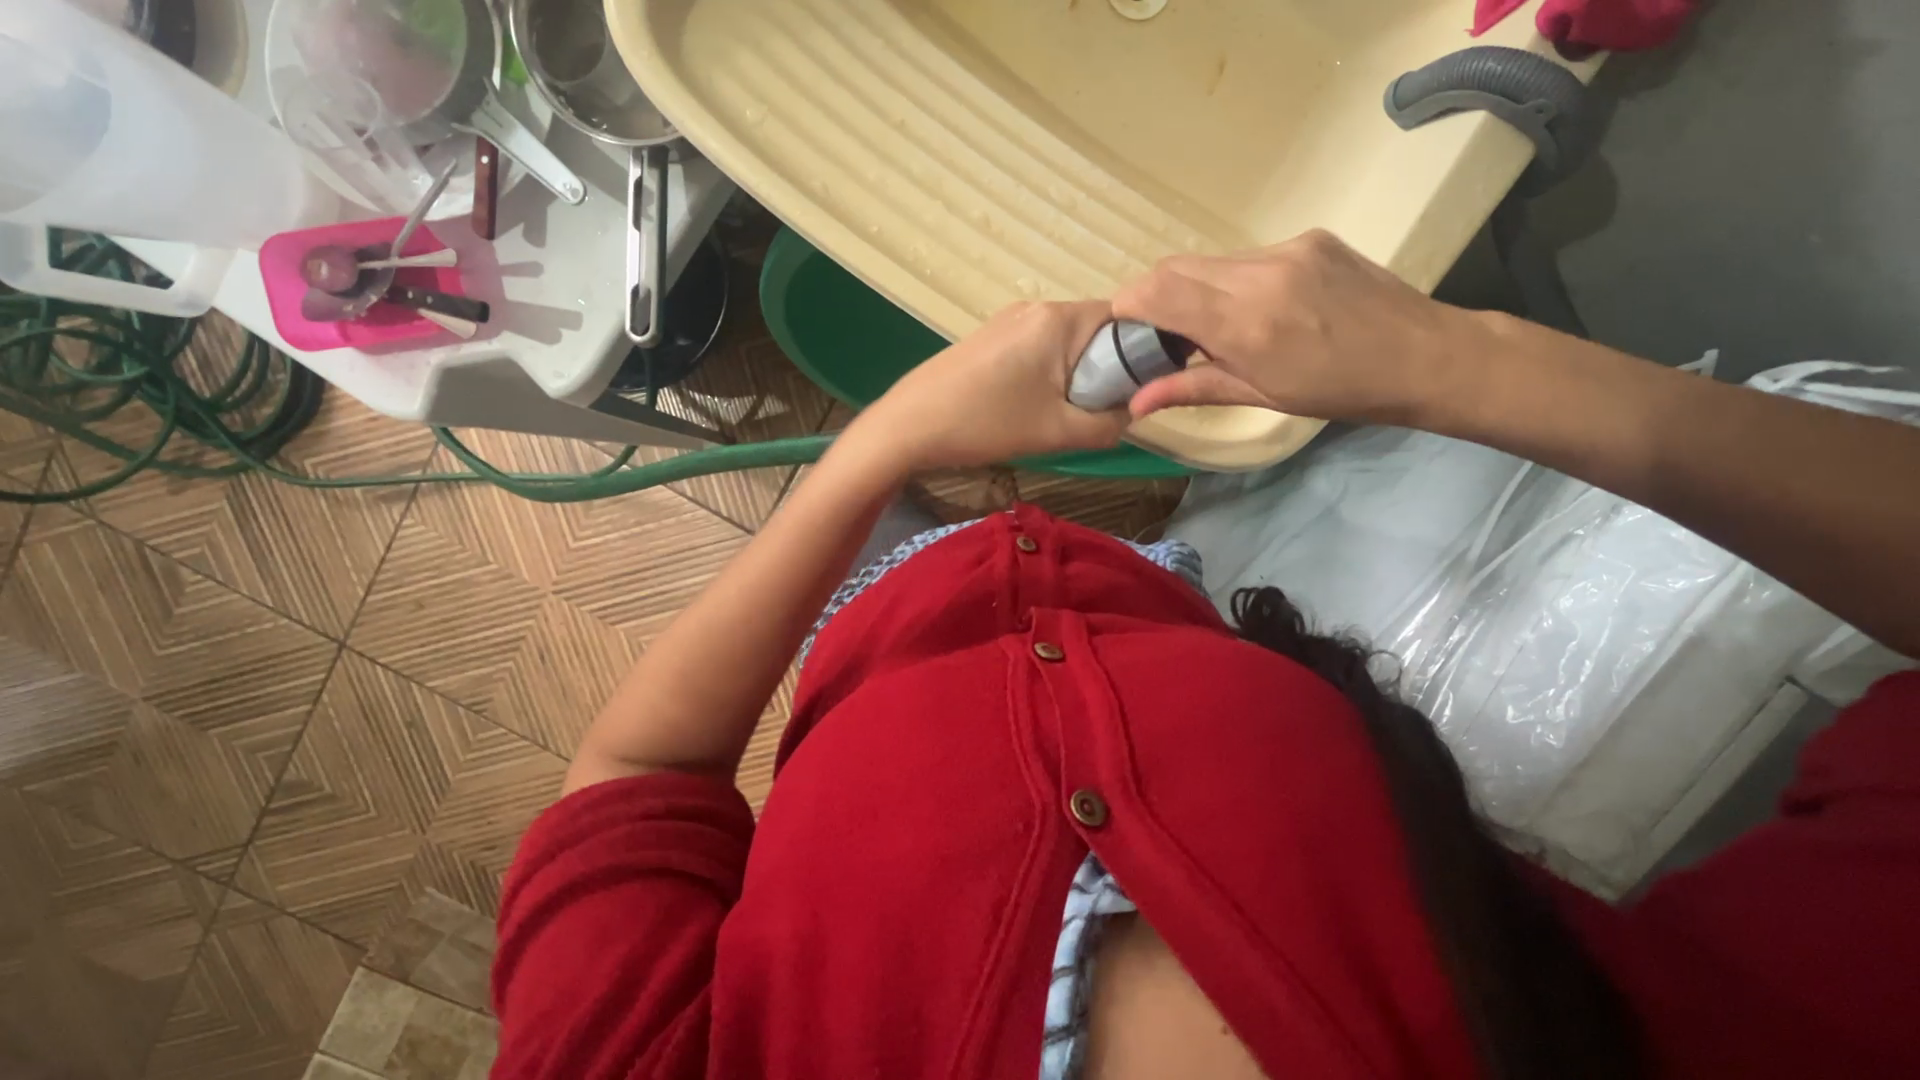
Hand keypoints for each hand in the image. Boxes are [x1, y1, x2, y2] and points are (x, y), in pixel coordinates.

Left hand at [846, 300, 1131, 470]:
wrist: (908, 426)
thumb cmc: (987, 424)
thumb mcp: (1060, 433)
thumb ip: (1109, 424)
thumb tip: (1130, 414)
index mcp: (1058, 319)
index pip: (1124, 318)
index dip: (1142, 351)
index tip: (1145, 388)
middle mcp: (1035, 308)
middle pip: (1094, 330)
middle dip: (1107, 369)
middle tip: (1102, 410)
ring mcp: (1007, 321)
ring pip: (1064, 343)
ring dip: (1076, 376)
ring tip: (1064, 415)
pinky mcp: (988, 339)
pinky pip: (1037, 350)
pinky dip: (1048, 375)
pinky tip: (1032, 409)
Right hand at [1110, 230, 1488, 425]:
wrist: (1425, 356)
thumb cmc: (1341, 391)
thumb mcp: (1262, 396)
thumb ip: (1193, 388)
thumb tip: (1134, 402)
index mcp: (1246, 323)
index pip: (1156, 291)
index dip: (1127, 306)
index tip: (1124, 332)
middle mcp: (1260, 274)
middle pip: (1174, 268)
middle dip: (1154, 297)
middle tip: (1162, 334)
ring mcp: (1286, 250)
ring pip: (1210, 261)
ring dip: (1195, 289)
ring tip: (1213, 325)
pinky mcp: (1309, 238)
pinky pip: (1247, 256)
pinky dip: (1233, 280)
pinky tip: (1258, 308)